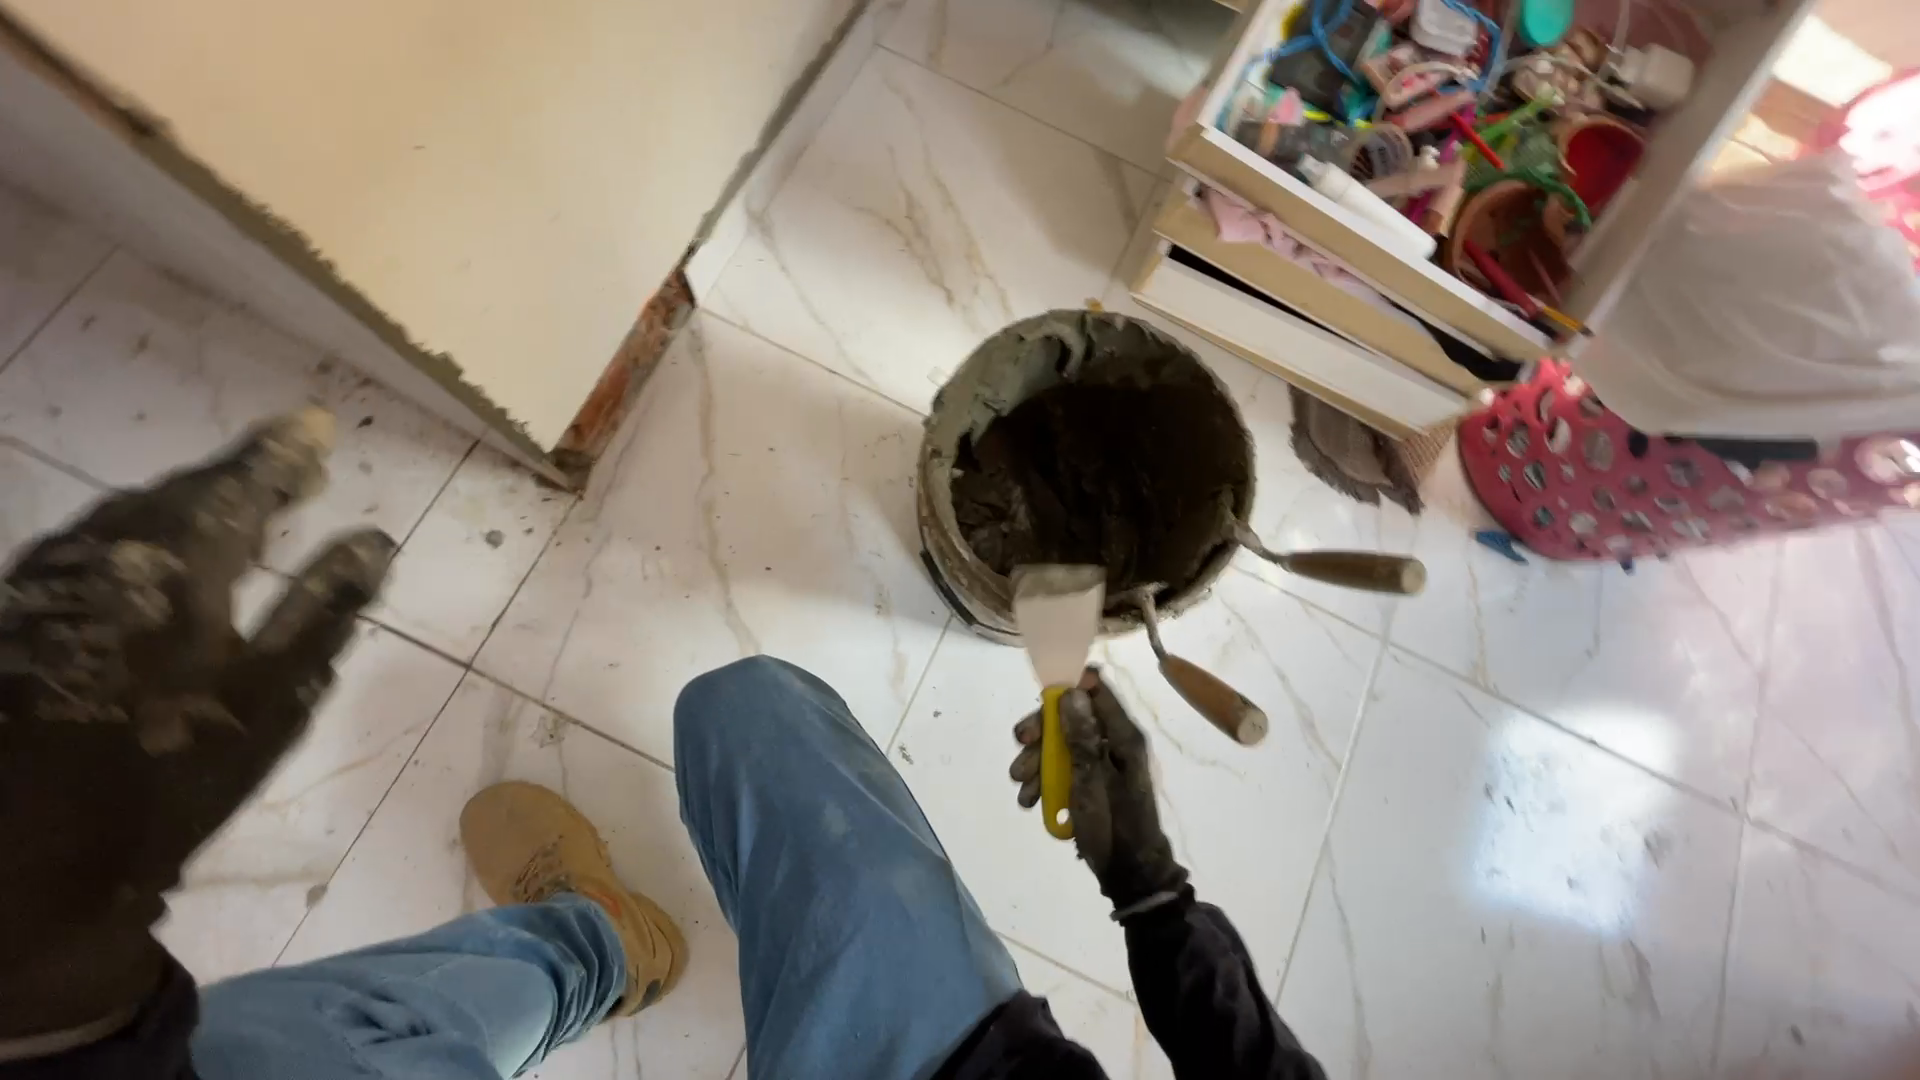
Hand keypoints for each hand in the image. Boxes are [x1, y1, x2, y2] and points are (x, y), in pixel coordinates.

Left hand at [0, 409, 395, 1042]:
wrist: (27, 865)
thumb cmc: (175, 777)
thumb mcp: (275, 698)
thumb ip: (324, 609)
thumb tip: (373, 539)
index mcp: (171, 580)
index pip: (234, 493)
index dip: (278, 456)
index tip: (318, 424)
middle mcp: (98, 569)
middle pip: (175, 496)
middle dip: (239, 472)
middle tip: (298, 459)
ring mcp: (45, 593)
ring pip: (123, 518)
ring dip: (190, 498)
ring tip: (245, 492)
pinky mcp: (18, 622)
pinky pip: (89, 549)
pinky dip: (143, 531)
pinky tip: (168, 546)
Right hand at [1010, 668, 1186, 911]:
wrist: (1129, 874)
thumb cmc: (1114, 824)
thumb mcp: (1091, 780)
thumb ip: (1081, 736)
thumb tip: (1072, 692)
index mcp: (1122, 735)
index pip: (1096, 690)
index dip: (1068, 688)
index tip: (1041, 699)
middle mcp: (1111, 742)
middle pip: (1069, 717)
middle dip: (1041, 731)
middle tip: (1022, 744)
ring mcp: (1099, 763)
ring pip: (1059, 744)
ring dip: (1036, 760)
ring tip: (1023, 786)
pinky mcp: (1087, 781)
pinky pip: (1060, 769)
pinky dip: (1043, 779)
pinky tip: (1031, 799)